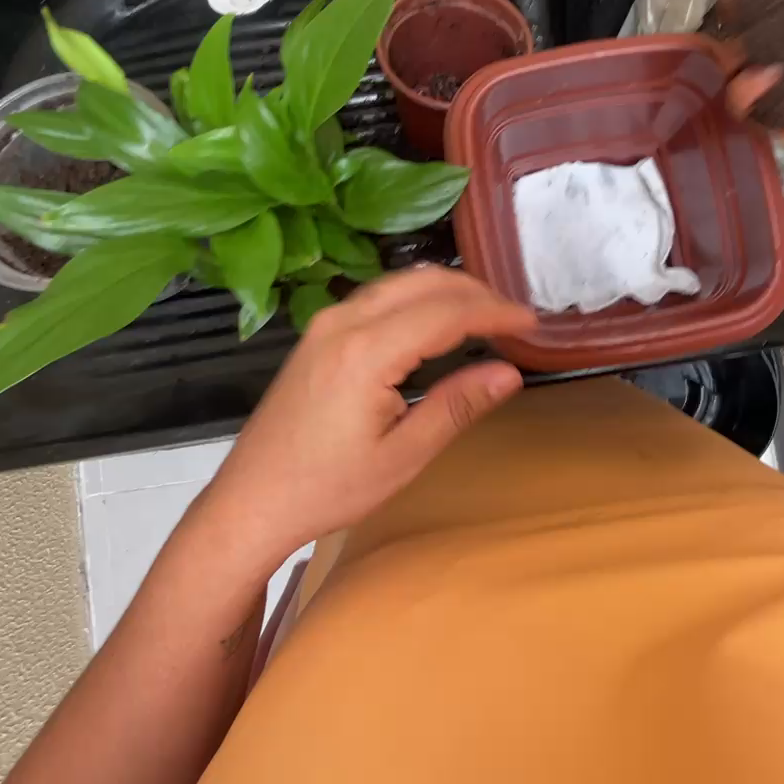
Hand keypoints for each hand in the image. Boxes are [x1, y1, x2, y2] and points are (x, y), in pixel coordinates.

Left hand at [201, 266, 536, 554]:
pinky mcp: (318, 333)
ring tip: (486, 315)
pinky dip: (417, 299)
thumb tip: (509, 374)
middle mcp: (343, 322)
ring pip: (399, 284)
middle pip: (423, 283)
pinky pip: (377, 297)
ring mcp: (325, 323)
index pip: (446, 312)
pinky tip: (436, 320)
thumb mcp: (403, 456)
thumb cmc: (328, 488)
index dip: (494, 313)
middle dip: (475, 292)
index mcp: (366, 352)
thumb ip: (457, 405)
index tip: (531, 322)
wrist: (252, 500)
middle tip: (514, 317)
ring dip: (446, 290)